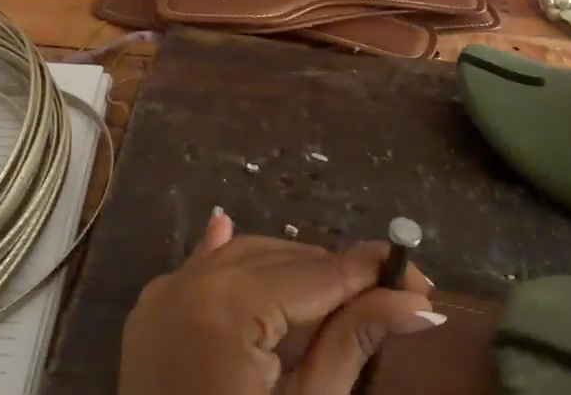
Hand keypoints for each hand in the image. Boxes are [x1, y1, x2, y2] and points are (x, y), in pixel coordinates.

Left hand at [119, 209, 444, 393]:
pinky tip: (233, 227)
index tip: (420, 279)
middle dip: (338, 274)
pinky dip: (231, 258)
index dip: (372, 274)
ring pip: (246, 257)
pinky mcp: (150, 313)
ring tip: (347, 290)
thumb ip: (353, 342)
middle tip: (395, 294)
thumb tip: (416, 303)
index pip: (316, 275)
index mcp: (228, 307)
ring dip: (294, 268)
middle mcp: (190, 283)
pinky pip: (200, 268)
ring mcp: (163, 295)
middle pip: (283, 261)